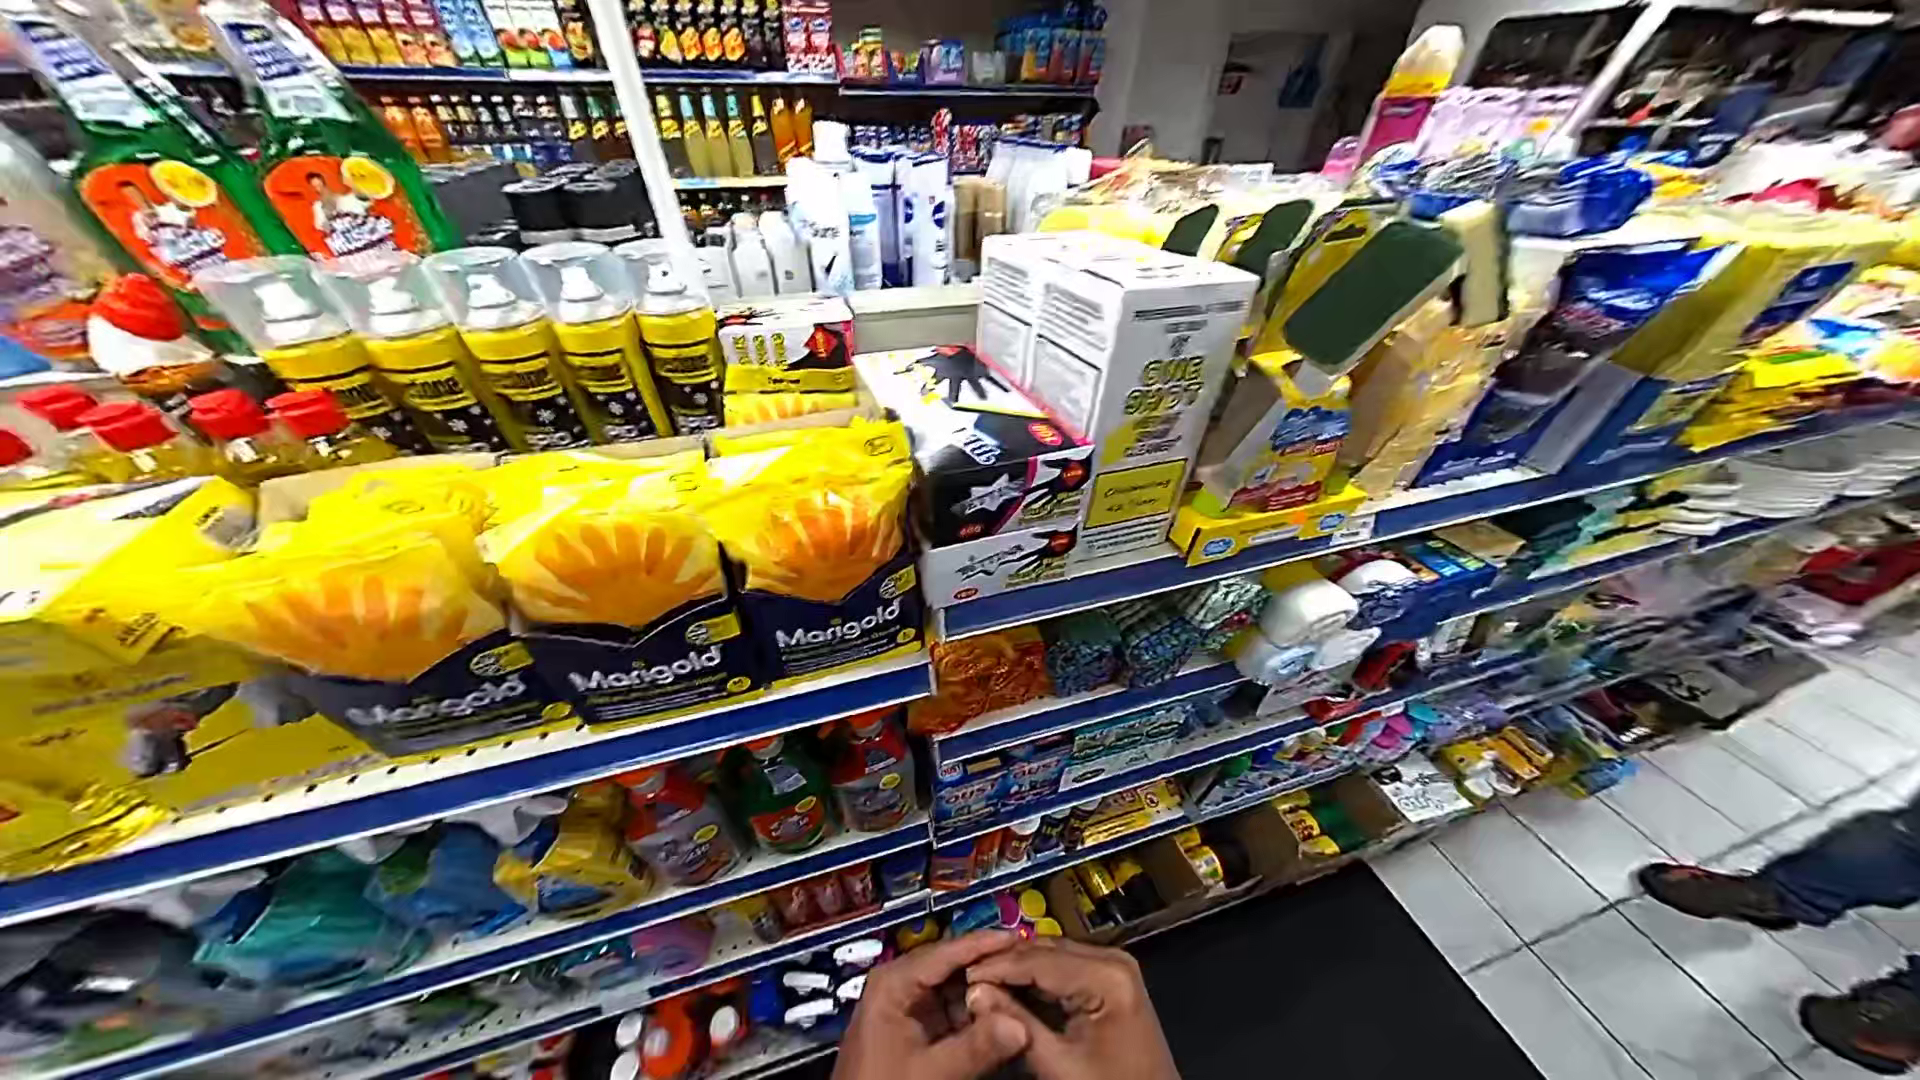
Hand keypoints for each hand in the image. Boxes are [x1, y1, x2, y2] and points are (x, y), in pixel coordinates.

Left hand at [834, 931, 1030, 1079]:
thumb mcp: (928, 1074)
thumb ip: (974, 1049)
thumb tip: (1021, 1026)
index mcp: (894, 980)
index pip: (946, 951)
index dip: (983, 943)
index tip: (1017, 937)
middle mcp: (898, 981)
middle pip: (950, 964)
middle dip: (986, 965)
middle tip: (1023, 961)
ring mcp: (904, 1002)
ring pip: (951, 985)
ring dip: (981, 988)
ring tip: (1017, 982)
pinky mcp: (912, 1024)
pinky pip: (947, 1007)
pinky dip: (971, 1009)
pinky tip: (996, 1011)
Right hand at [964, 939, 1179, 1079]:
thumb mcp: (1060, 1067)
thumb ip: (1017, 1025)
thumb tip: (974, 992)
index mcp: (1107, 975)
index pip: (1039, 960)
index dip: (997, 967)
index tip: (963, 976)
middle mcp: (1112, 958)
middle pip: (1046, 951)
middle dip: (1006, 963)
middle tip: (967, 976)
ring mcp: (1114, 966)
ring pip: (1053, 955)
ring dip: (1019, 967)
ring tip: (982, 979)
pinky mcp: (1111, 978)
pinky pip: (1066, 968)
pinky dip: (1037, 977)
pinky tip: (1010, 986)